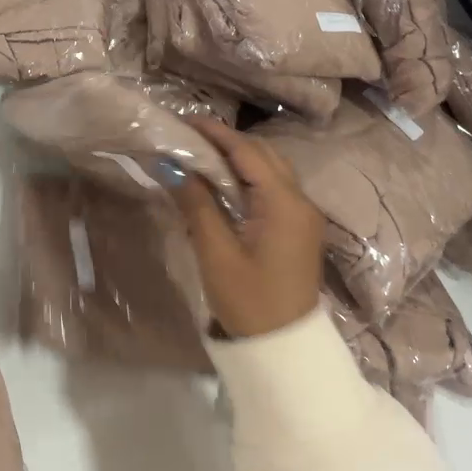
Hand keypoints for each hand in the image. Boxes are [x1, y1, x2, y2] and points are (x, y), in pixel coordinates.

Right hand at [165, 118, 325, 338]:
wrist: (284, 350)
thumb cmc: (248, 301)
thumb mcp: (216, 251)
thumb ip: (195, 202)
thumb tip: (168, 164)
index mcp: (284, 204)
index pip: (247, 152)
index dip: (215, 133)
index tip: (183, 120)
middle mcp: (300, 202)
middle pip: (263, 155)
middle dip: (227, 141)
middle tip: (187, 136)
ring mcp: (303, 217)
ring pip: (270, 170)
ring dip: (237, 157)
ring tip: (198, 154)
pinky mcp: (296, 230)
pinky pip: (272, 188)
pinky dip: (246, 176)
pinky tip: (219, 182)